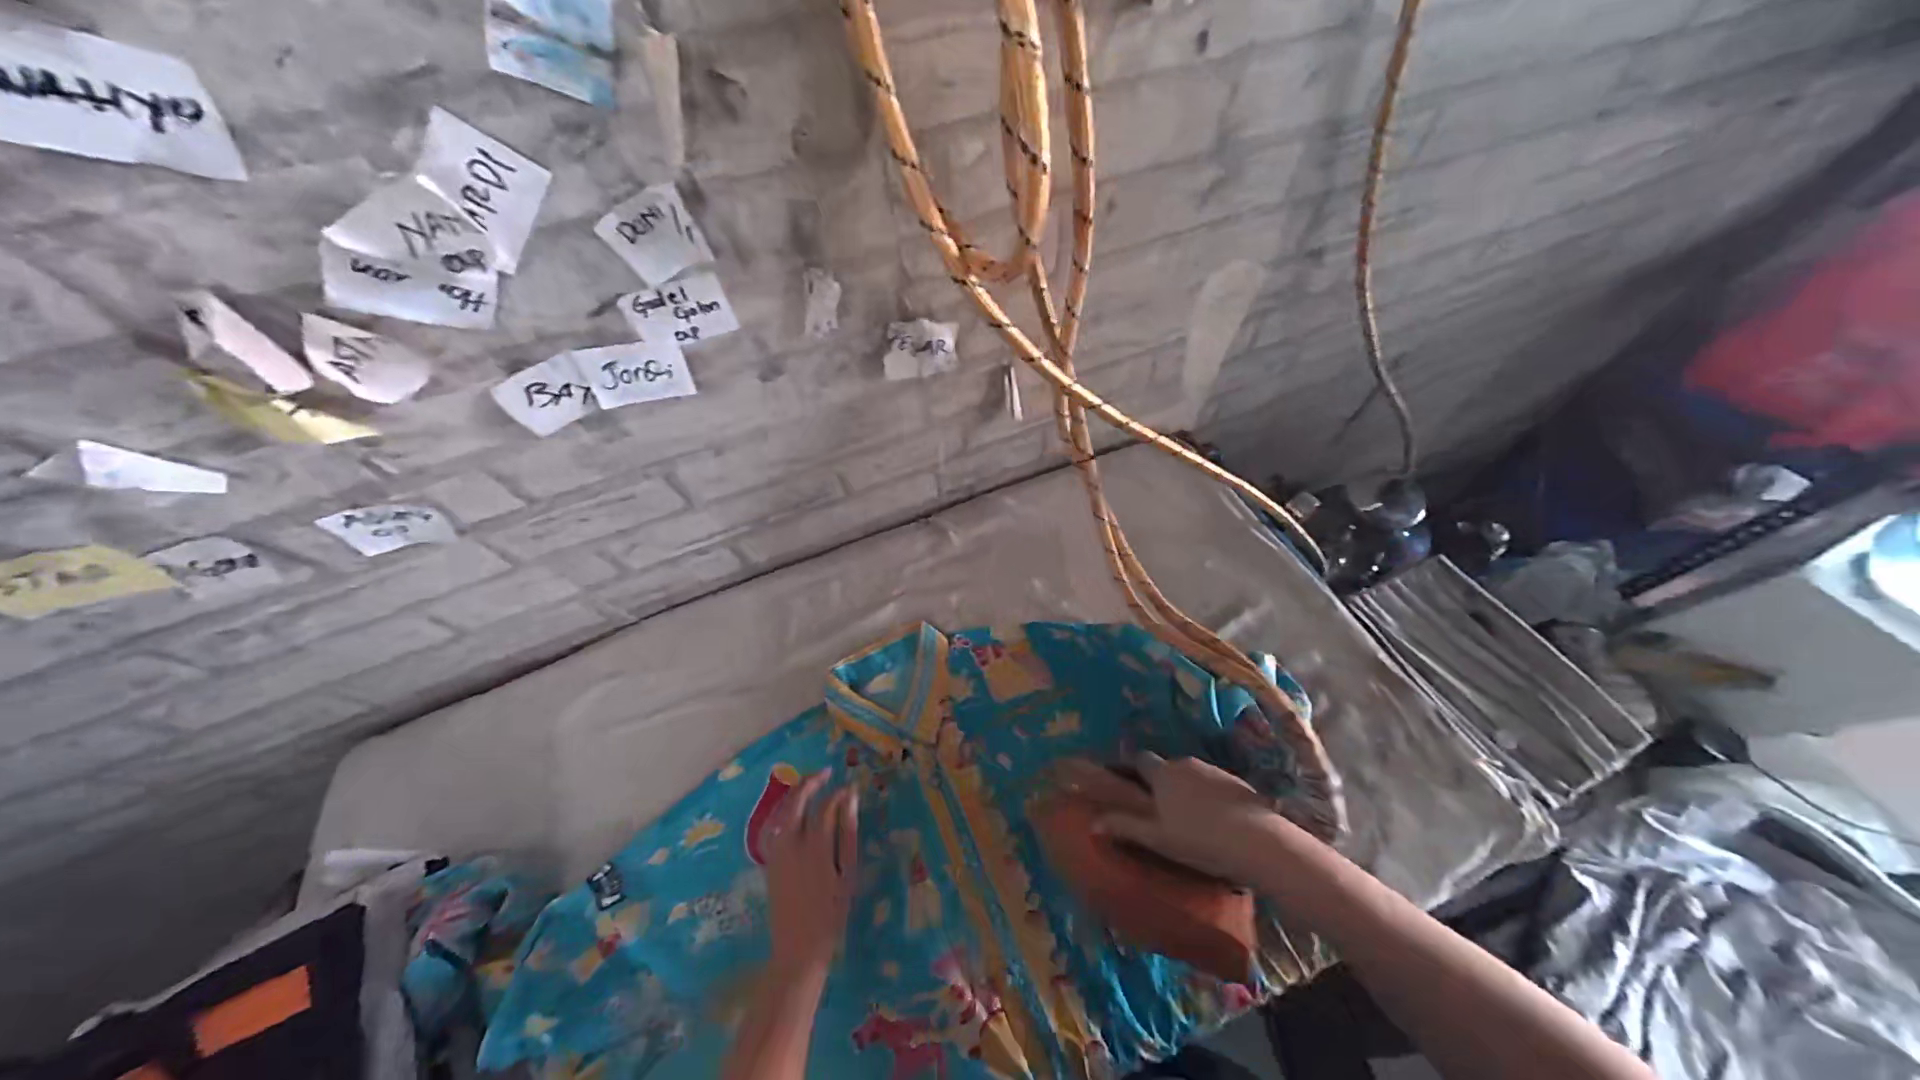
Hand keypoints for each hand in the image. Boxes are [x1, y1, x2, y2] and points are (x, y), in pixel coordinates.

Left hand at [762, 772, 858, 974]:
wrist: (798, 948)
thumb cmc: (831, 913)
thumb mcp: (847, 874)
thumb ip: (848, 834)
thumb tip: (851, 801)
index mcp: (815, 848)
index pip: (825, 806)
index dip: (839, 793)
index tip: (852, 788)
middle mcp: (791, 844)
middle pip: (797, 800)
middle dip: (811, 781)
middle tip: (827, 773)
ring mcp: (776, 851)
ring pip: (781, 810)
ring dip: (796, 793)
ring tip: (812, 785)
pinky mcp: (769, 860)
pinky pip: (773, 825)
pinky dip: (784, 810)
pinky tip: (795, 810)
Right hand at [1081, 753, 1290, 885]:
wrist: (1260, 842)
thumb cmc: (1200, 841)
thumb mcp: (1157, 838)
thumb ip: (1124, 826)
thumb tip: (1092, 822)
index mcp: (1162, 773)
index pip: (1139, 758)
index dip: (1131, 767)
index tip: (1125, 781)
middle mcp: (1185, 763)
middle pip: (1166, 767)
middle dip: (1159, 781)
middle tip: (1156, 807)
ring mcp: (1214, 771)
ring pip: (1190, 775)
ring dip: (1185, 789)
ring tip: (1187, 817)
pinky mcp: (1238, 782)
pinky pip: (1213, 784)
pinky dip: (1208, 796)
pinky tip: (1215, 820)